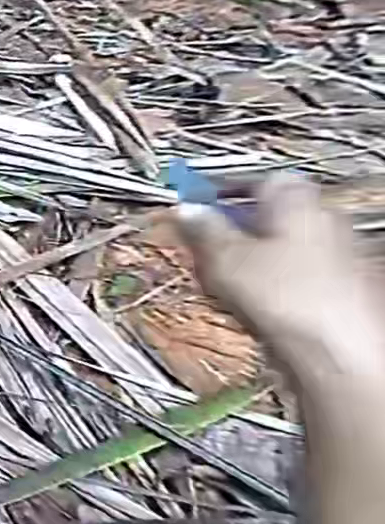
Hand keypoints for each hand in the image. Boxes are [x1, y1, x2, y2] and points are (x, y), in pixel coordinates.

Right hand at [178, 174, 384, 373]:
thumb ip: (202, 227)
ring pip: (280, 237)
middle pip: (274, 209)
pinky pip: (289, 262)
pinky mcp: (335, 282)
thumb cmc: (278, 291)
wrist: (335, 344)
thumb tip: (187, 208)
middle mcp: (326, 223)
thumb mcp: (222, 254)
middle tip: (195, 235)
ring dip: (244, 245)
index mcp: (300, 207)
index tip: (194, 199)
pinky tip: (241, 289)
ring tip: (212, 266)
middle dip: (233, 219)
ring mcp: (336, 254)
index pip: (266, 180)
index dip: (228, 186)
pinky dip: (261, 267)